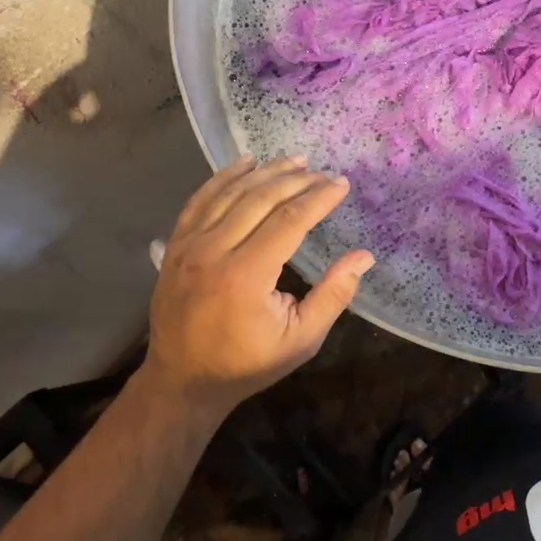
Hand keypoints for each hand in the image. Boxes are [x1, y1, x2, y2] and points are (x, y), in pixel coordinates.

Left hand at [143, 155, 372, 414]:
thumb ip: (334, 295)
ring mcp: (189, 246)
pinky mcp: (176, 245)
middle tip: (323, 173)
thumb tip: (364, 256)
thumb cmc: (247, 363)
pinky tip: (247, 163)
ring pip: (230, 193)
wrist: (182, 380)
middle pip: (260, 199)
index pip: (289, 221)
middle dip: (297, 180)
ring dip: (266, 171)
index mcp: (246, 276)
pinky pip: (201, 199)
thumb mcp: (301, 339)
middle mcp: (214, 252)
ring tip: (295, 161)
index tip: (341, 184)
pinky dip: (224, 176)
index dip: (318, 198)